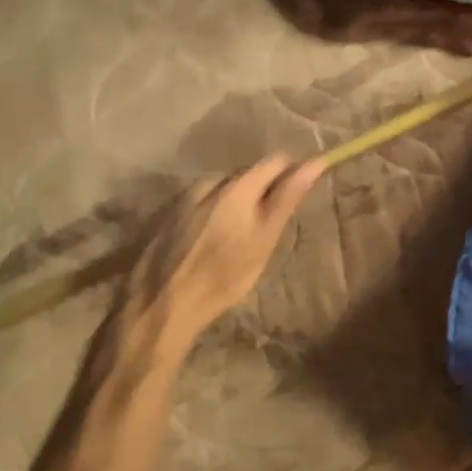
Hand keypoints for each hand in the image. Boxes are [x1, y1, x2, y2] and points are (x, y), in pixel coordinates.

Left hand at [118, 155, 325, 349]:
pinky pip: (197, 205)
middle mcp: (208, 184)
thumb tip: (315, 162)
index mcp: (237, 186)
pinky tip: (206, 243)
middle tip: (268, 223)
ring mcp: (181, 200)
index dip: (292, 172)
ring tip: (236, 235)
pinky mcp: (162, 219)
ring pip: (220, 190)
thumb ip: (288, 197)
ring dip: (233, 203)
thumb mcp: (264, 239)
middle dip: (261, 190)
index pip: (276, 161)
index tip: (298, 194)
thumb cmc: (222, 277)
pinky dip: (209, 215)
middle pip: (246, 174)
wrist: (156, 309)